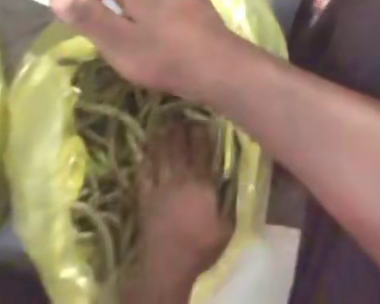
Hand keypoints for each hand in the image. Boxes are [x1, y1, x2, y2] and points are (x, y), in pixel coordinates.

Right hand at [51, 0, 254, 102]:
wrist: (220, 67)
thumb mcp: (117, 42)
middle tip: (121, 45)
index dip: (95, 2)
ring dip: (144, 16)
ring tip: (145, 49)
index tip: (100, 31)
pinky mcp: (200, 5)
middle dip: (120, 10)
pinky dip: (165, 22)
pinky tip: (171, 46)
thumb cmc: (163, 56)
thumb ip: (88, 17)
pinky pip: (172, 7)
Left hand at [119, 122, 233, 303]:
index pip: (203, 150)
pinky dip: (144, 159)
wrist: (168, 264)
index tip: (204, 121)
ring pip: (161, 154)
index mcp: (202, 183)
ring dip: (162, 137)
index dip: (203, 133)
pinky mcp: (145, 196)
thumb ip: (230, 202)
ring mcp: (160, 185)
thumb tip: (235, 183)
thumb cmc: (200, 247)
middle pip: (180, 146)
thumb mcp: (226, 228)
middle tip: (182, 115)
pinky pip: (144, 172)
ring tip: (163, 123)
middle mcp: (181, 177)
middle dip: (181, 129)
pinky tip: (144, 150)